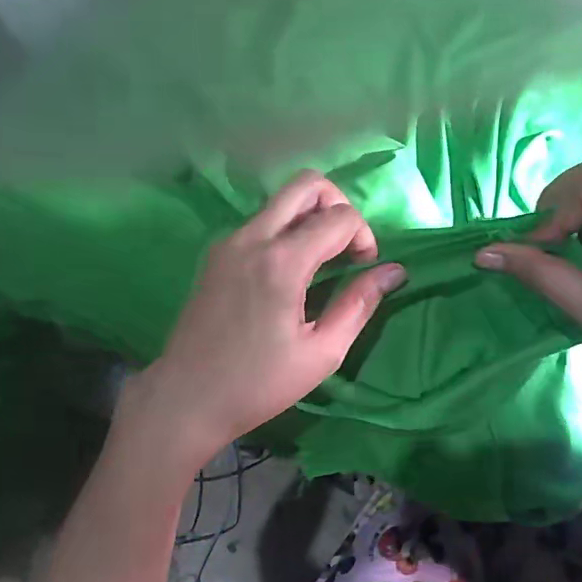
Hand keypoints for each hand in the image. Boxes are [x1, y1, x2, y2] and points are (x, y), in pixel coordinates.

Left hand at [121, 171, 406, 461]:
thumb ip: (359, 305)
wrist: (187, 397)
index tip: (364, 270)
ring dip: (311, 217)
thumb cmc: (258, 384)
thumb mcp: (321, 353)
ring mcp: (228, 242)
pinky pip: (261, 222)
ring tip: (322, 263)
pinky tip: (292, 273)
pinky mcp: (216, 254)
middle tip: (346, 248)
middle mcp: (252, 238)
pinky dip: (286, 231)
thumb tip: (394, 271)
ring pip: (281, 200)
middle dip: (338, 205)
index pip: (339, 217)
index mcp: (281, 262)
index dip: (364, 236)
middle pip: (306, 183)